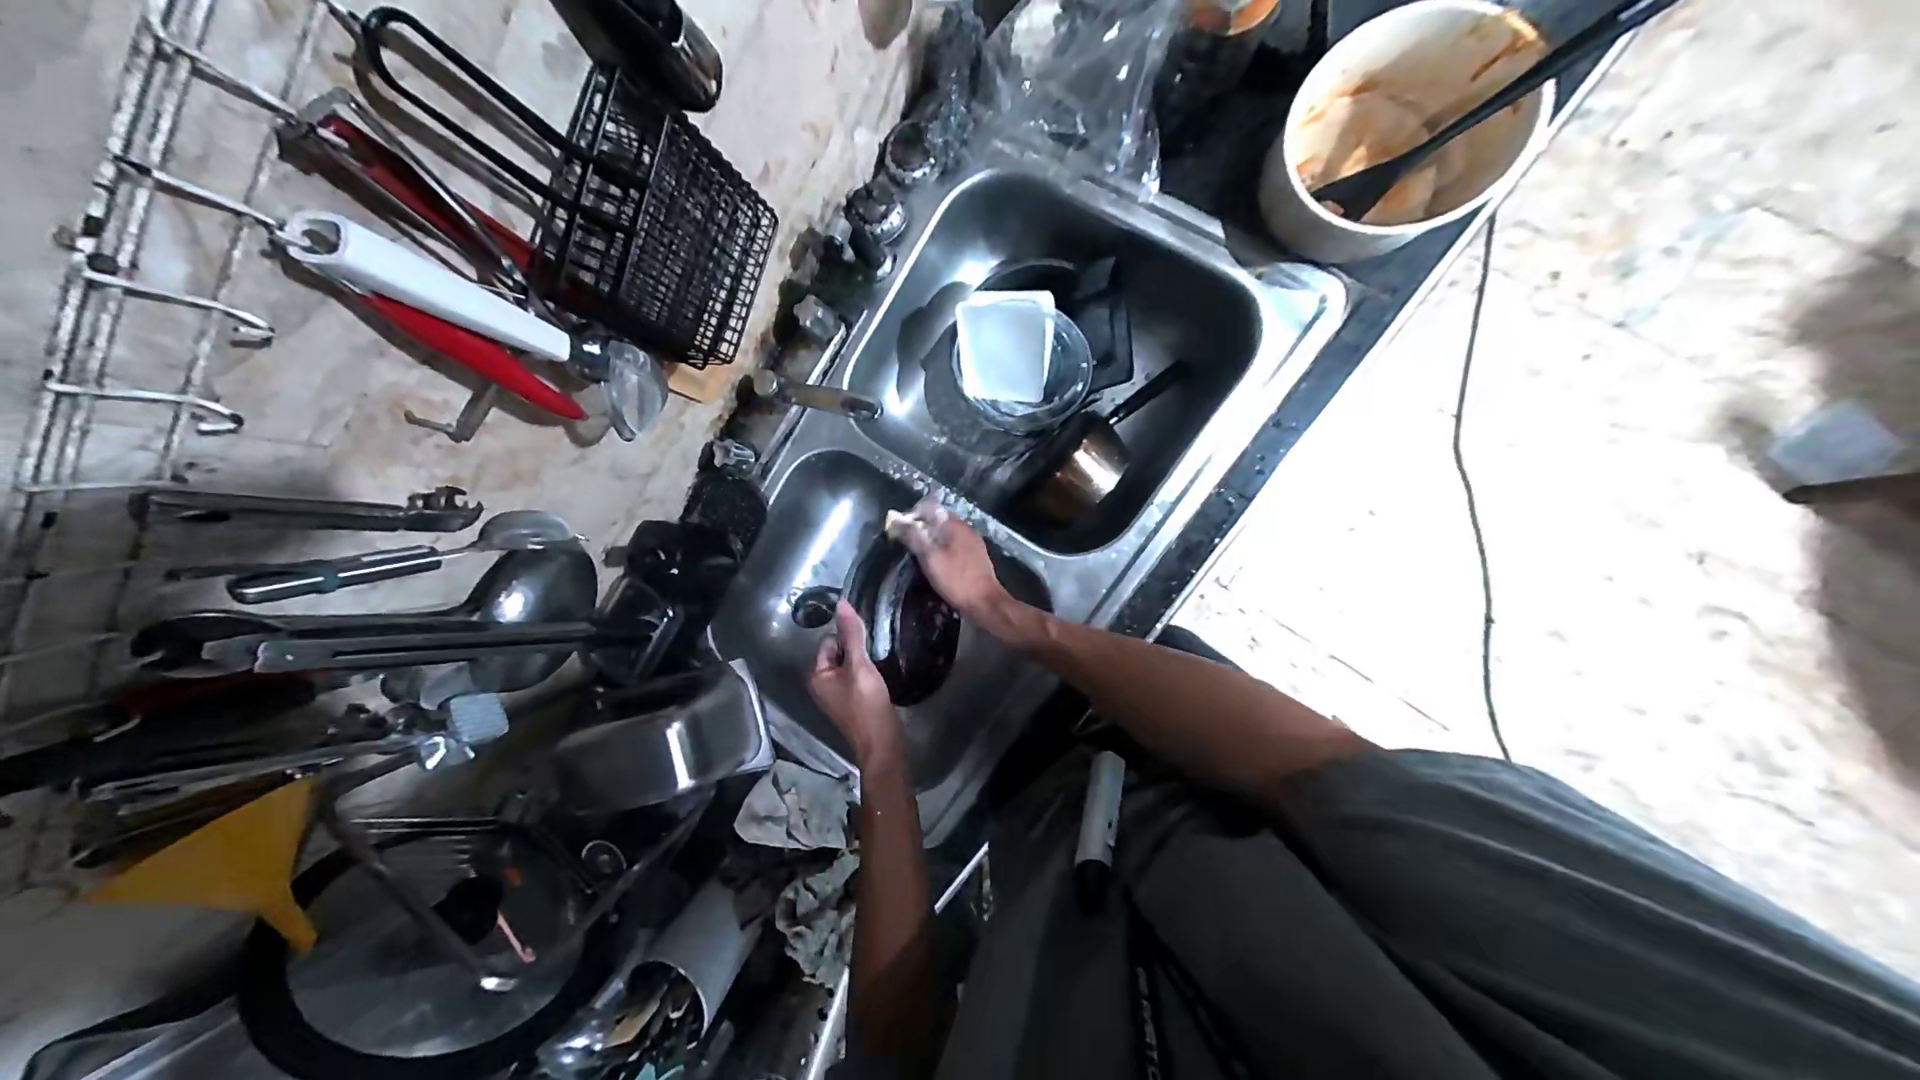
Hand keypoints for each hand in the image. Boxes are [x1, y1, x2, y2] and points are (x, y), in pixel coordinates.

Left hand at [808, 600, 904, 767]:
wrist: (882, 743)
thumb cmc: (866, 704)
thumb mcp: (860, 666)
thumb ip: (852, 634)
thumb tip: (842, 603)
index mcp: (816, 675)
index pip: (829, 641)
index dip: (848, 638)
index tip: (867, 639)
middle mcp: (821, 685)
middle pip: (839, 652)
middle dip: (857, 650)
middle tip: (875, 652)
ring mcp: (836, 695)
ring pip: (850, 666)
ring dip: (864, 662)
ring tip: (879, 662)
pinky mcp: (851, 702)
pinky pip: (856, 678)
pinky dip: (867, 675)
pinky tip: (880, 676)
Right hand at [890, 499, 1013, 626]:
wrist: (984, 602)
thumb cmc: (956, 579)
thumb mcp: (929, 557)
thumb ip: (913, 536)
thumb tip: (896, 522)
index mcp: (955, 524)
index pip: (929, 507)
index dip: (911, 516)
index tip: (900, 531)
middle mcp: (965, 528)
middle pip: (937, 520)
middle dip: (920, 529)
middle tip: (907, 545)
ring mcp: (972, 542)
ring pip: (946, 534)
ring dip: (931, 541)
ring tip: (919, 556)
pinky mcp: (975, 556)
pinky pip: (954, 545)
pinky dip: (942, 550)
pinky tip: (937, 564)